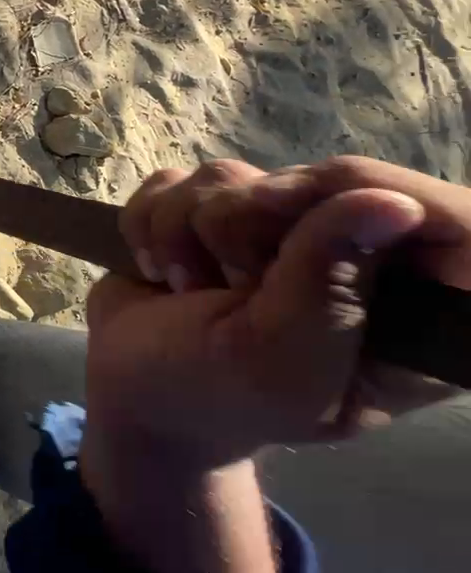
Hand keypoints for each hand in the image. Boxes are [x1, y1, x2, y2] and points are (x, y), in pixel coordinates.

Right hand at [76, 156, 468, 572]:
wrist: (133, 388)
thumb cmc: (216, 394)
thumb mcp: (278, 360)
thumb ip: (327, 288)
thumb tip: (388, 203)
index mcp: (414, 310)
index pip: (449, 220)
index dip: (370, 193)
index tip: (283, 207)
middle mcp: (351, 258)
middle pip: (311, 183)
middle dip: (239, 222)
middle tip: (224, 281)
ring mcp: (273, 230)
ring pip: (228, 178)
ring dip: (180, 228)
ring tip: (183, 281)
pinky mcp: (206, 210)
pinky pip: (173, 178)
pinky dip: (146, 218)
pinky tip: (157, 263)